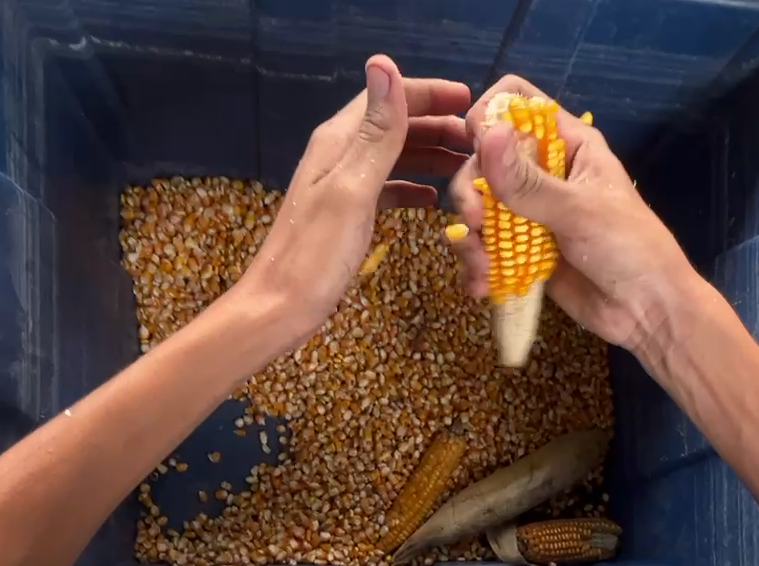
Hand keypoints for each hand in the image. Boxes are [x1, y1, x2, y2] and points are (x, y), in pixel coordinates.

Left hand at [240, 55, 471, 342]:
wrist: (280, 308)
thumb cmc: (315, 256)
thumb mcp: (351, 191)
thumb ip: (375, 134)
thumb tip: (386, 65)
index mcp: (339, 142)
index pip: (388, 99)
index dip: (429, 94)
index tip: (471, 102)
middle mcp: (339, 155)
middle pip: (393, 125)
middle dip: (436, 124)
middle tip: (477, 139)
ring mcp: (342, 186)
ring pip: (393, 156)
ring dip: (428, 155)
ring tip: (465, 164)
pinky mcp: (346, 215)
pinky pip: (386, 188)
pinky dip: (412, 186)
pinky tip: (432, 198)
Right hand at [447, 76, 701, 360]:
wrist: (645, 309)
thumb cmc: (628, 247)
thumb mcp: (578, 210)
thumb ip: (528, 182)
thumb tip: (484, 136)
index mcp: (567, 145)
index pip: (517, 103)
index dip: (489, 116)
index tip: (477, 147)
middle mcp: (544, 174)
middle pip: (484, 162)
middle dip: (471, 193)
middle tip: (477, 224)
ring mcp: (530, 216)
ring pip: (479, 210)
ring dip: (470, 239)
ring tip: (481, 269)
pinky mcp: (523, 255)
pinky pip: (486, 250)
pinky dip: (476, 267)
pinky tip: (482, 286)